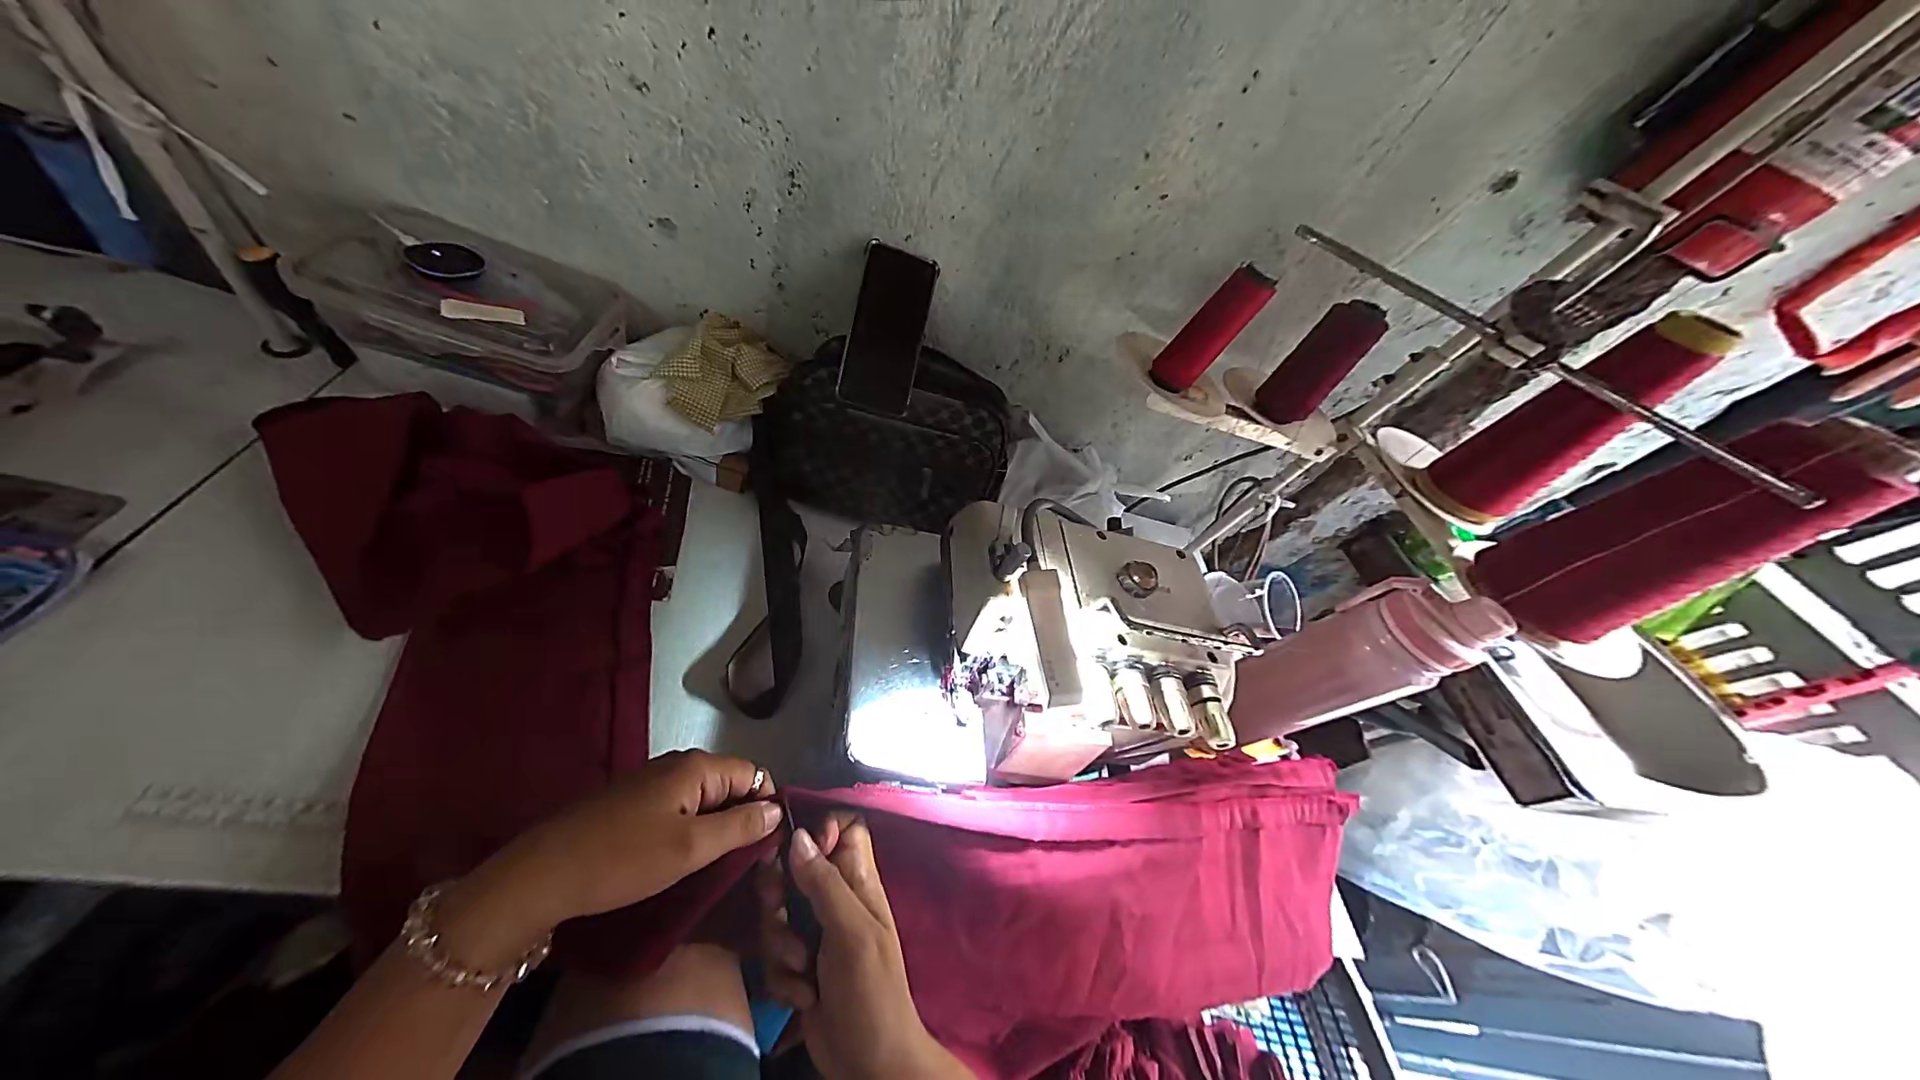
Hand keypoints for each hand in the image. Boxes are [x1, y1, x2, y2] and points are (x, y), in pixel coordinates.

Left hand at [443, 751, 781, 963]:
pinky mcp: (632, 803)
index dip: (767, 806)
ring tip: (719, 866)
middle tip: (747, 862)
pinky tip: (683, 860)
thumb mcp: (690, 848)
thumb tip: (777, 810)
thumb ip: (740, 826)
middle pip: (730, 785)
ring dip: (716, 828)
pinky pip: (679, 809)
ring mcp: (651, 783)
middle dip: (743, 818)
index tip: (771, 845)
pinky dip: (690, 830)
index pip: (754, 774)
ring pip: (704, 799)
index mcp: (696, 767)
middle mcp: (677, 765)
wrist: (540, 877)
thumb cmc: (622, 860)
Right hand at [758, 814, 972, 1079]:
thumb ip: (824, 884)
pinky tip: (805, 997)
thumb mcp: (851, 933)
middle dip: (779, 895)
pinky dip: (782, 978)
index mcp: (859, 882)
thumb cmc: (871, 991)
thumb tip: (799, 836)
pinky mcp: (797, 968)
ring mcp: (815, 934)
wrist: (869, 1065)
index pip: (842, 830)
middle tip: (781, 913)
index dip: (820, 832)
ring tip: (803, 970)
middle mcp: (836, 900)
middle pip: (795, 869)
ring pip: (776, 914)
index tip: (799, 849)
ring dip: (780, 945)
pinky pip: (772, 956)